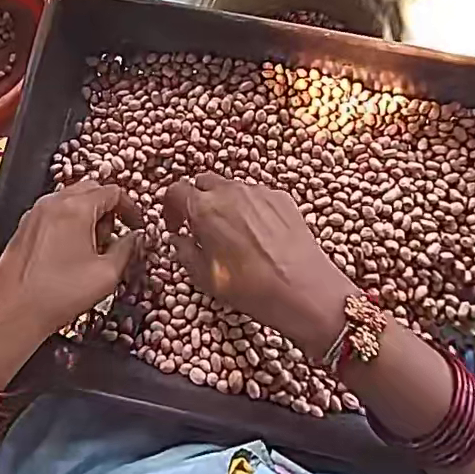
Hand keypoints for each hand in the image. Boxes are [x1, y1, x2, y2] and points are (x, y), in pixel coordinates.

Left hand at [0, 179, 142, 387]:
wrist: (11, 312)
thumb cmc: (56, 295)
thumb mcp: (106, 274)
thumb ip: (127, 249)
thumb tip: (135, 238)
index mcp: (75, 209)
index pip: (112, 192)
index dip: (130, 208)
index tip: (135, 226)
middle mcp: (52, 203)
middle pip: (90, 189)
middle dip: (108, 209)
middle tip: (115, 236)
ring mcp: (34, 214)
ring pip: (70, 200)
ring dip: (88, 215)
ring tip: (93, 248)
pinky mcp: (23, 228)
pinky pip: (53, 213)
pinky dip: (68, 222)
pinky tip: (70, 253)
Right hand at [162, 173, 359, 358]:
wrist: (303, 290)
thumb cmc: (252, 287)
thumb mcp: (204, 277)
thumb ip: (184, 251)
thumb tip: (180, 240)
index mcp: (204, 209)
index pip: (176, 191)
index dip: (170, 208)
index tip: (175, 224)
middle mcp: (230, 192)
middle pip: (203, 183)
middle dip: (196, 200)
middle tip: (198, 226)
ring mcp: (258, 192)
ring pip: (231, 188)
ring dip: (223, 204)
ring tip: (230, 233)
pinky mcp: (281, 198)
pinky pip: (256, 196)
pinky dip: (250, 208)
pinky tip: (256, 234)